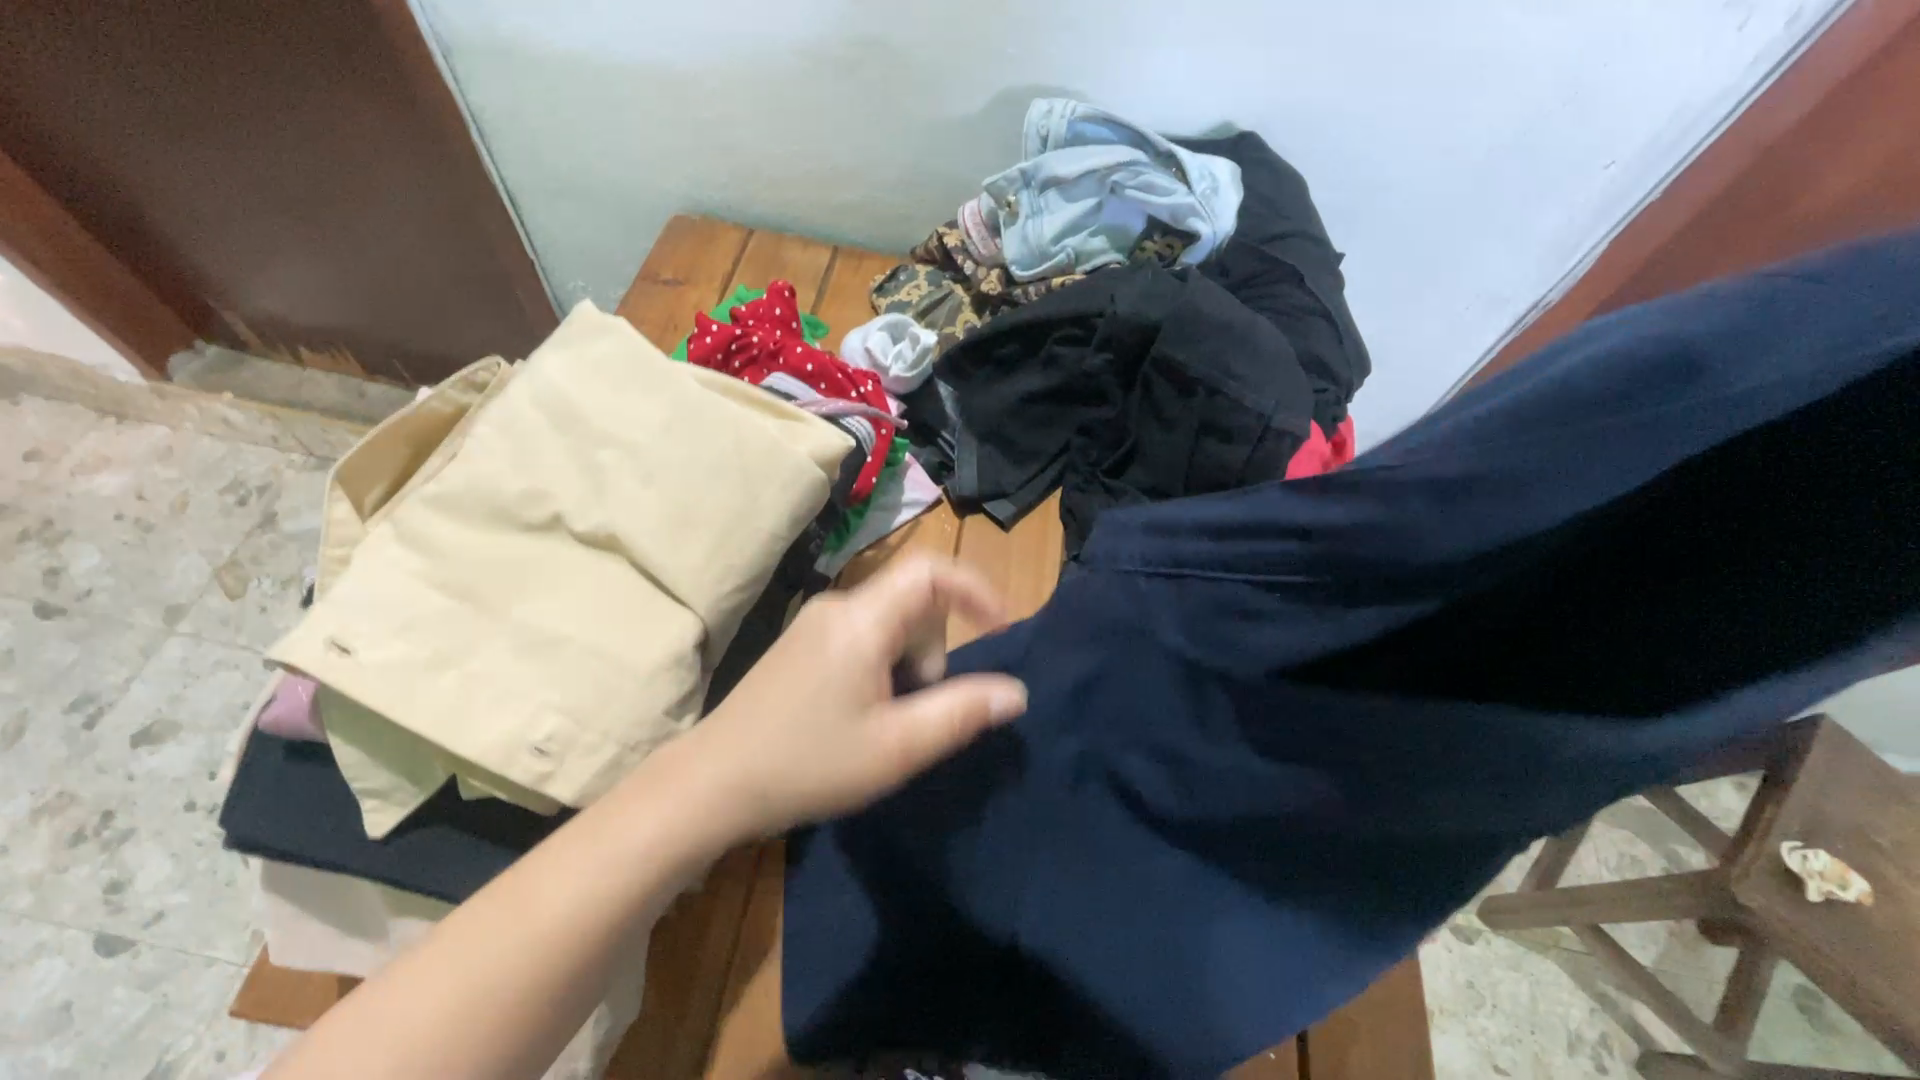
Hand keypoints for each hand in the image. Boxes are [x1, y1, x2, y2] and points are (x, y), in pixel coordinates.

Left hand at [681, 556, 1028, 839]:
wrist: (713, 783)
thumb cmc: (808, 765)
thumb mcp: (896, 748)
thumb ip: (961, 713)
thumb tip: (1015, 692)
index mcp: (861, 621)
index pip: (931, 571)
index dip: (976, 589)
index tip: (1000, 630)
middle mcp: (837, 607)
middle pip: (913, 601)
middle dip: (935, 648)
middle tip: (922, 706)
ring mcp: (812, 623)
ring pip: (889, 621)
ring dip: (909, 662)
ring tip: (887, 720)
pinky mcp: (799, 644)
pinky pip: (862, 635)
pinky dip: (882, 665)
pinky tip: (859, 715)